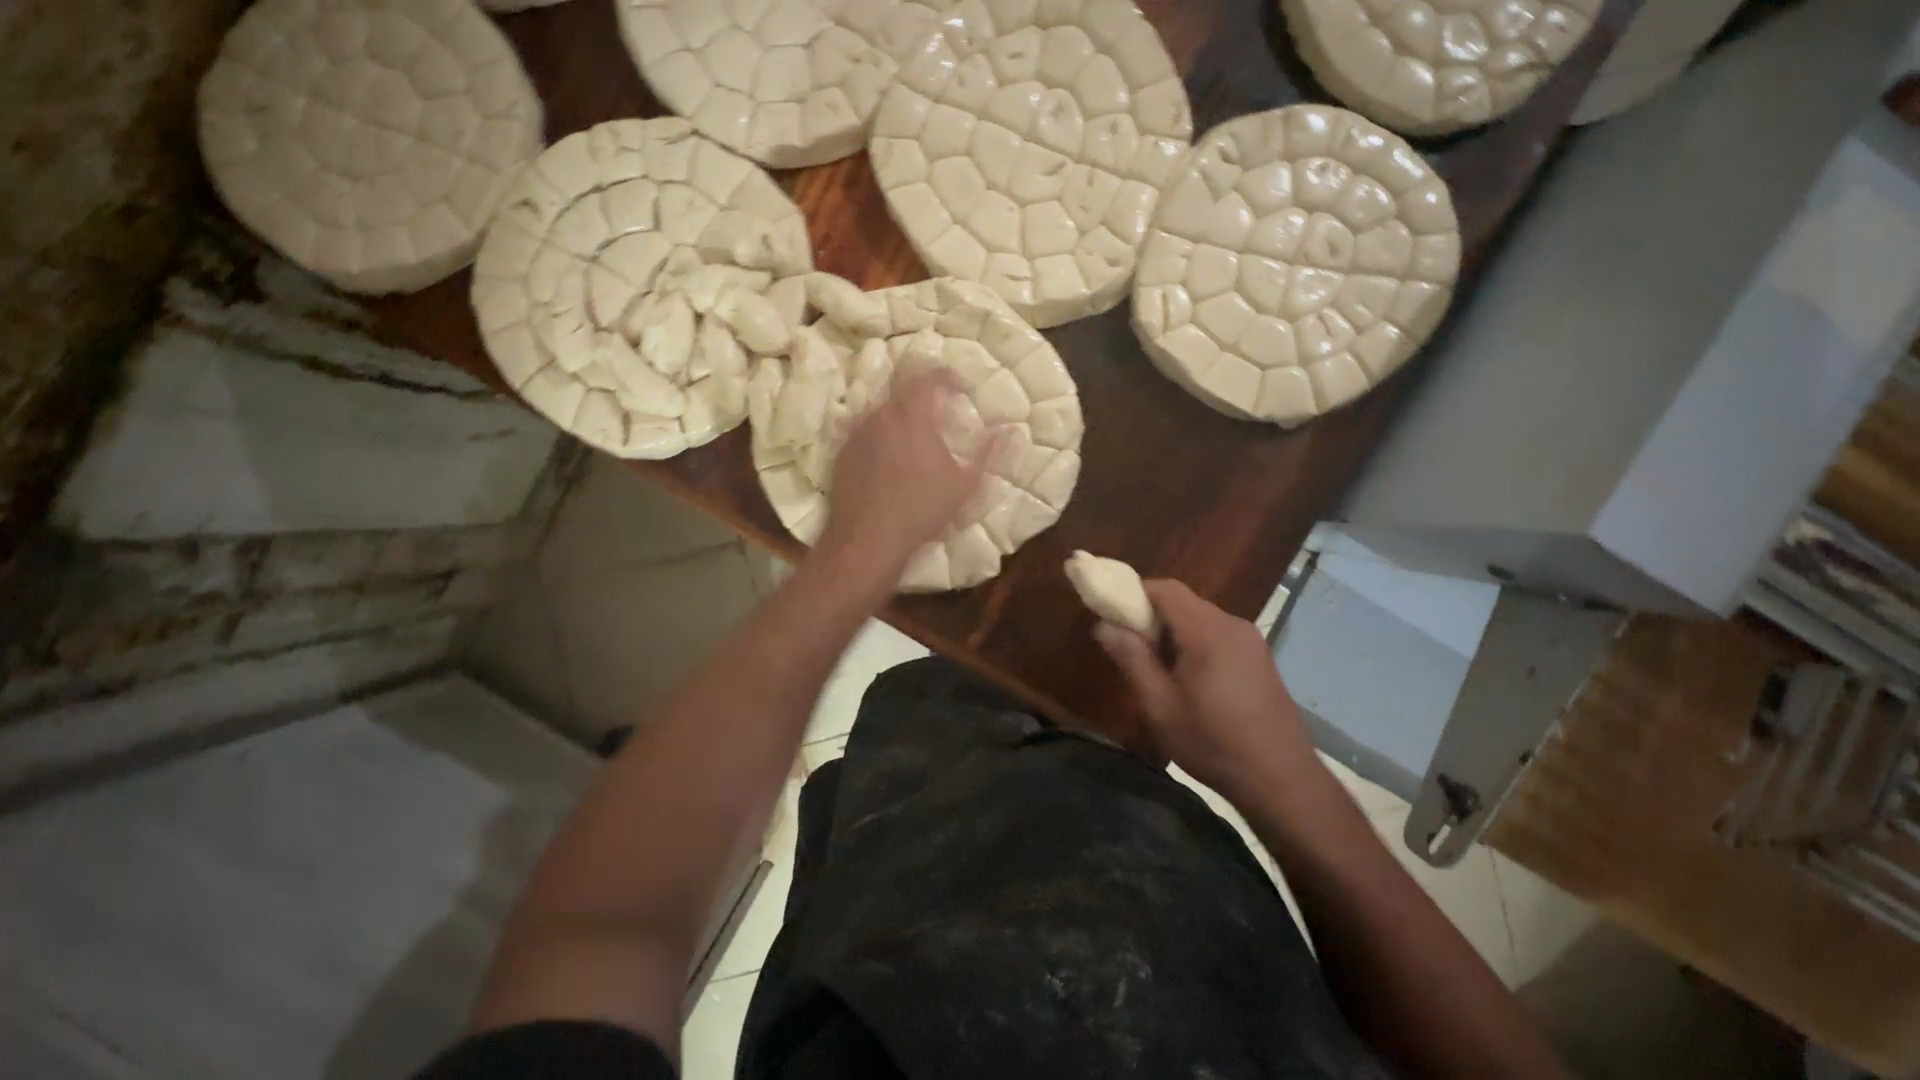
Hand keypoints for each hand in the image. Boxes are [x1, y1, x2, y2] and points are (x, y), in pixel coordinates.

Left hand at [816, 370, 993, 570]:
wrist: (869, 538)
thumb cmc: (922, 509)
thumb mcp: (965, 484)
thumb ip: (987, 453)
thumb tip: (1008, 431)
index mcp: (913, 416)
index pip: (928, 377)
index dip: (945, 375)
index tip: (959, 386)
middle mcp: (882, 415)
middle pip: (902, 392)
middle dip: (922, 397)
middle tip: (937, 412)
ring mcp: (857, 433)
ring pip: (881, 412)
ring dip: (899, 417)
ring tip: (913, 438)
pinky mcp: (842, 453)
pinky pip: (863, 433)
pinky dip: (879, 437)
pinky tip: (888, 459)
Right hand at [1095, 580, 1318, 801]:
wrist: (1280, 778)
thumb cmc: (1212, 742)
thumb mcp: (1160, 706)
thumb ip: (1131, 659)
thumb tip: (1104, 625)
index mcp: (1207, 631)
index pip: (1165, 589)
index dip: (1133, 592)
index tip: (1108, 611)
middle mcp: (1233, 625)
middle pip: (1184, 602)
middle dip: (1151, 616)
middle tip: (1127, 647)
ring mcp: (1251, 642)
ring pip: (1201, 620)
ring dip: (1173, 633)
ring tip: (1153, 668)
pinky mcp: (1260, 659)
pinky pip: (1219, 636)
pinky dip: (1195, 644)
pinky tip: (1187, 680)